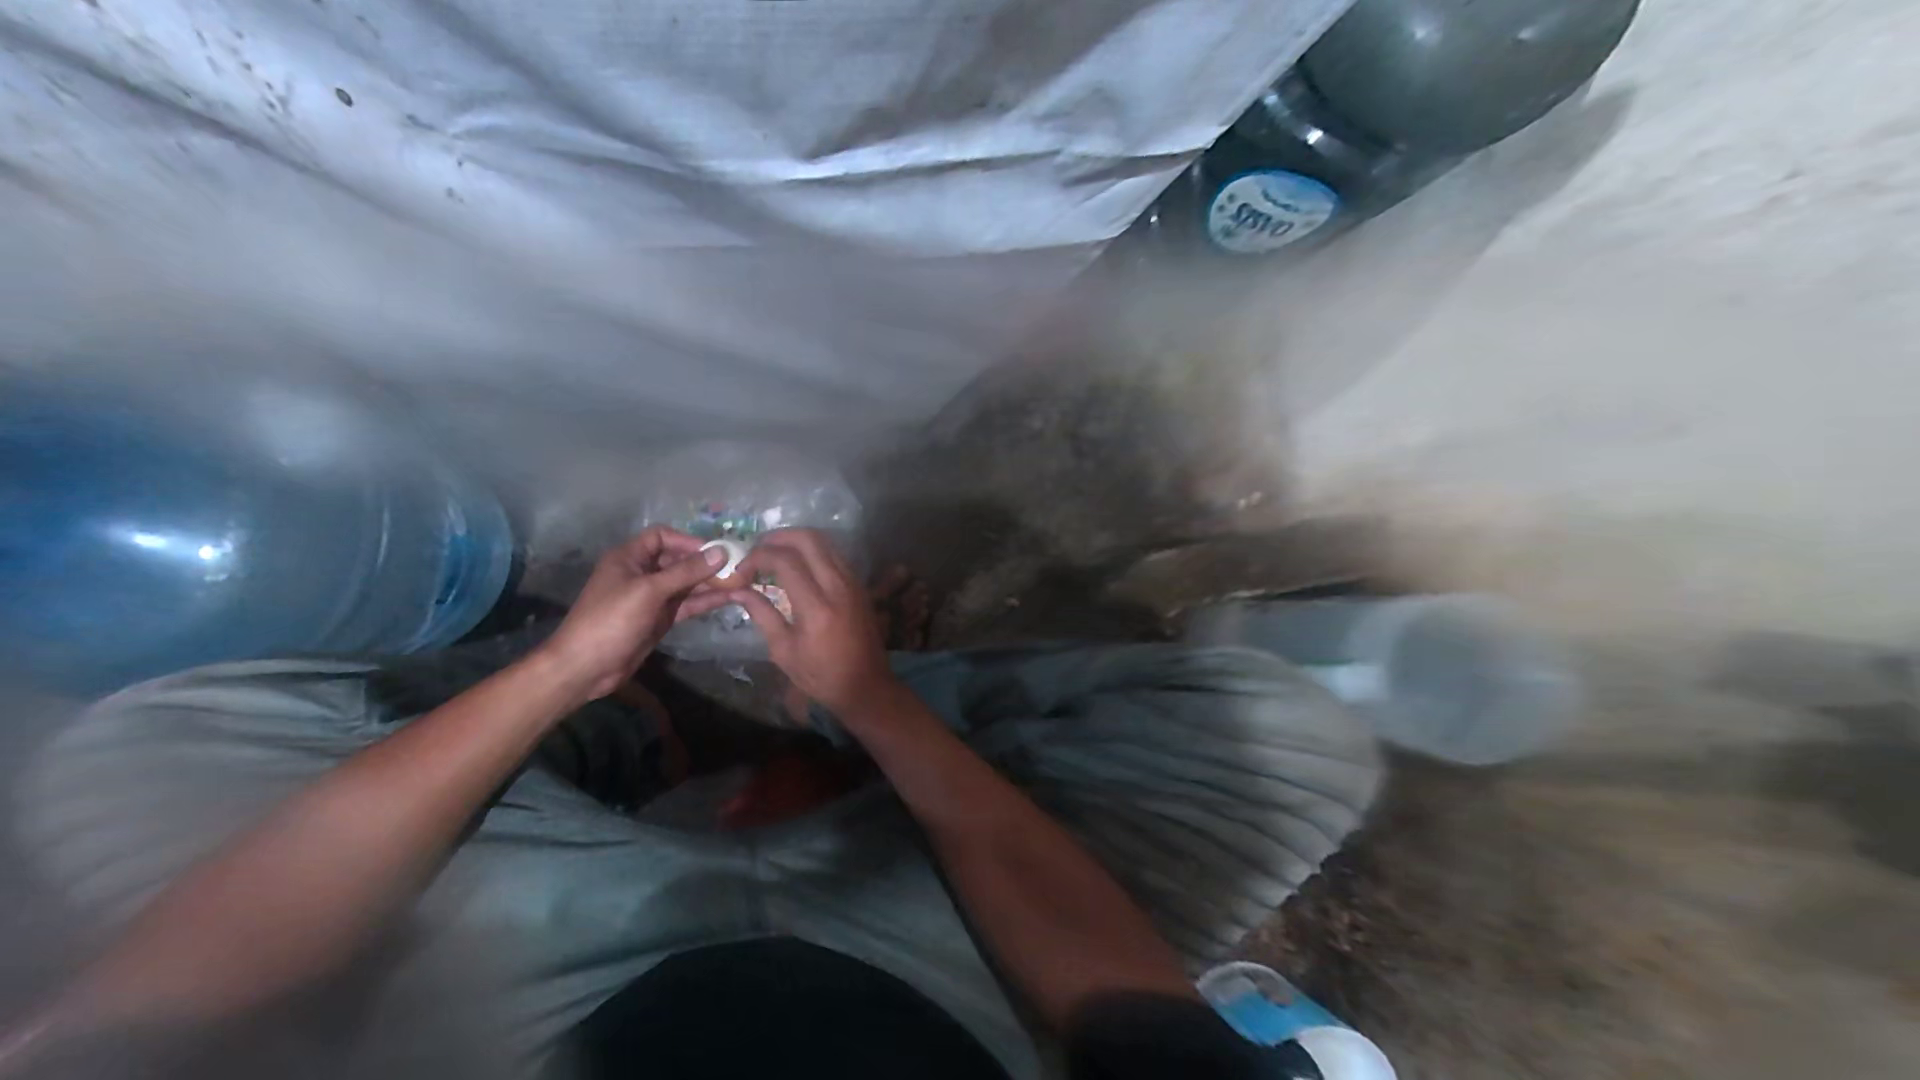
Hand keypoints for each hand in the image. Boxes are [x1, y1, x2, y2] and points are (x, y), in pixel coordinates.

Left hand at [533, 527, 729, 700]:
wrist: (586, 667)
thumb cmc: (611, 620)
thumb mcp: (649, 591)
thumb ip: (686, 571)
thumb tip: (721, 552)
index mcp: (629, 558)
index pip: (661, 537)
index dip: (688, 541)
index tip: (716, 550)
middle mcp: (641, 573)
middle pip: (678, 560)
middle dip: (706, 563)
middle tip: (738, 567)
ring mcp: (652, 597)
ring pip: (686, 583)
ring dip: (711, 583)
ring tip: (742, 582)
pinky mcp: (660, 618)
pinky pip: (687, 603)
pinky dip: (706, 601)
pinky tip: (730, 599)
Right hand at [724, 529, 900, 718]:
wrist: (866, 685)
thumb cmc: (821, 675)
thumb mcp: (784, 651)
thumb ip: (762, 614)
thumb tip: (738, 590)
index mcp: (816, 607)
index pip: (785, 561)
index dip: (758, 557)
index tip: (742, 570)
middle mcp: (838, 586)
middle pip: (808, 539)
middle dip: (777, 537)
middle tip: (756, 549)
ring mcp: (852, 582)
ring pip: (825, 542)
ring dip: (796, 540)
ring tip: (773, 554)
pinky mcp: (859, 584)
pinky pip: (835, 554)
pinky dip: (813, 550)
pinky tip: (797, 564)